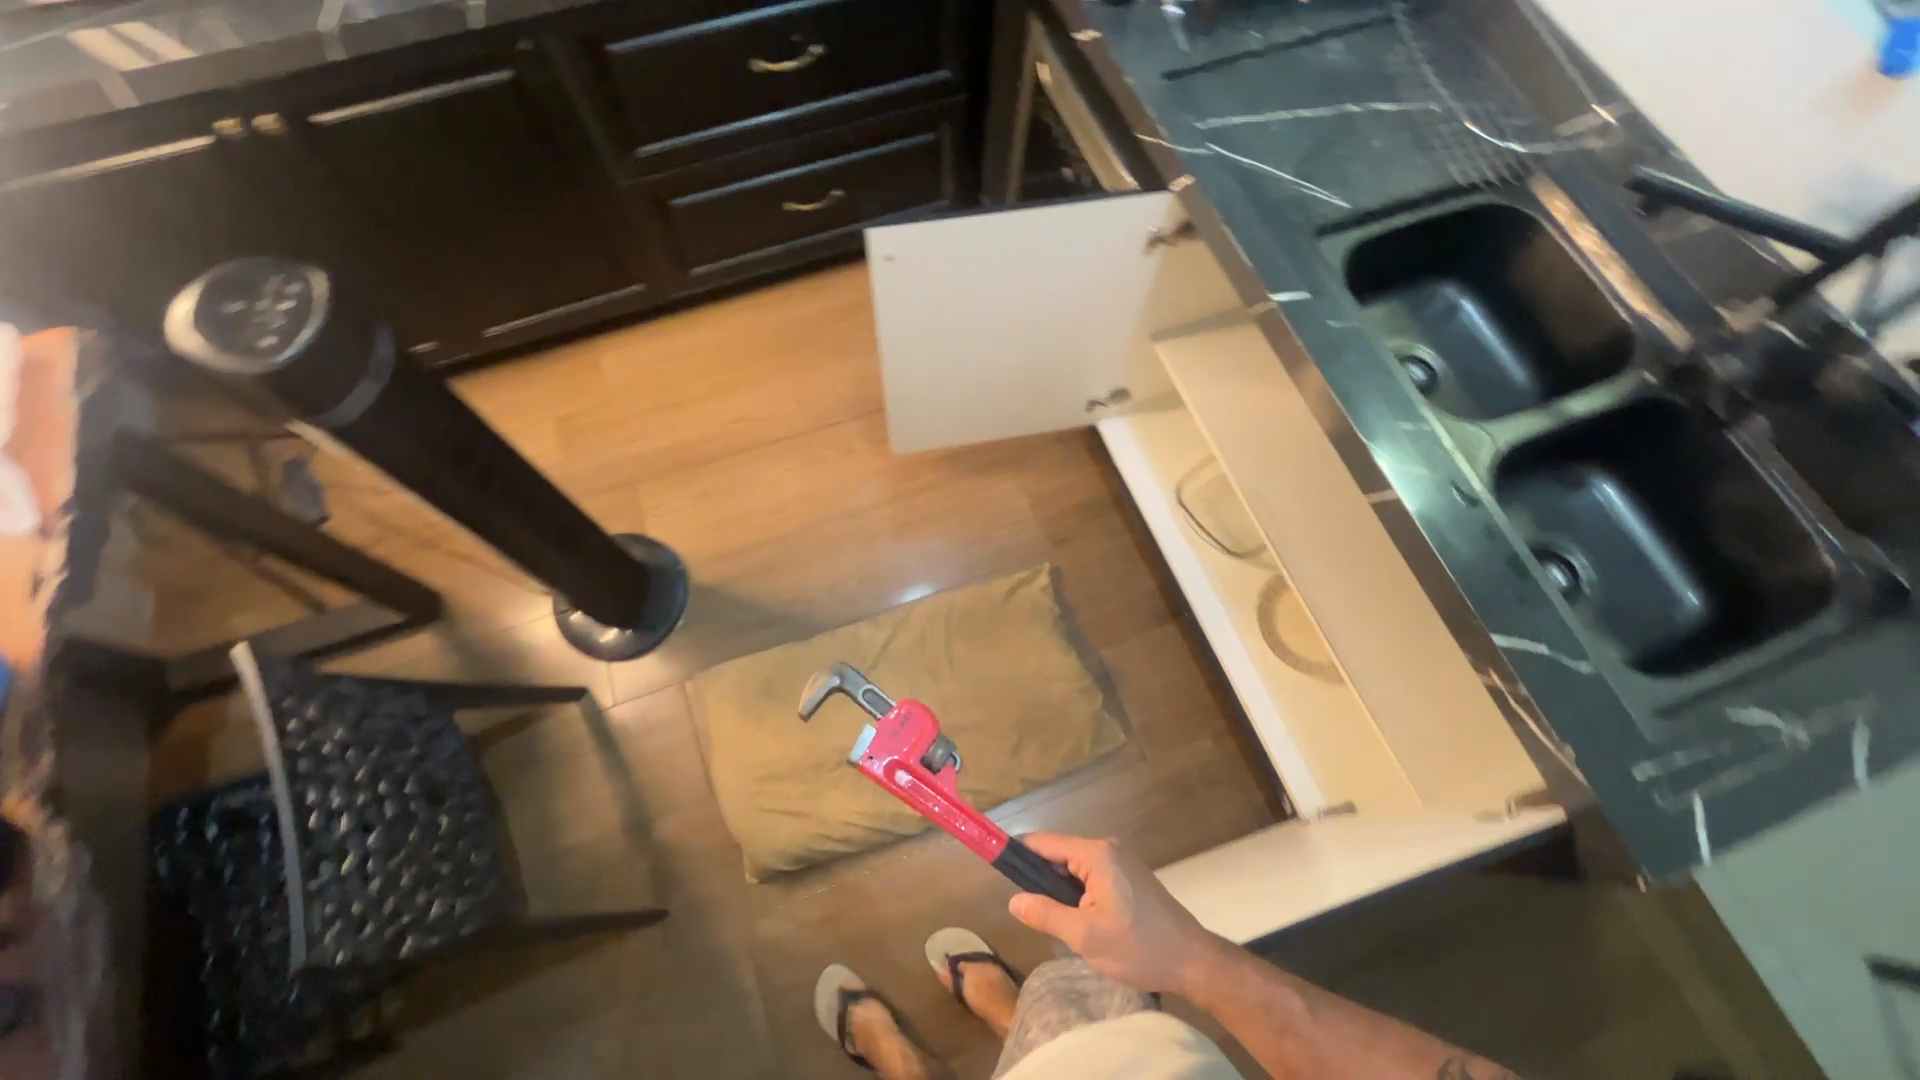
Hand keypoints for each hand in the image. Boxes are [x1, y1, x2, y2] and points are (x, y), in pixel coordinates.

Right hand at [1007, 833, 1220, 994]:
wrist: (1192, 961)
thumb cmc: (1138, 947)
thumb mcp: (1085, 937)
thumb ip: (1046, 914)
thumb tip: (1014, 900)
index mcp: (1096, 855)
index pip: (1044, 843)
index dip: (1017, 855)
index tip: (995, 868)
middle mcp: (1107, 848)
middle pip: (1059, 854)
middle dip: (1042, 880)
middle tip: (1032, 914)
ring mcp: (1121, 861)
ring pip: (1074, 869)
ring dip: (1062, 891)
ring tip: (1058, 924)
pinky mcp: (1129, 877)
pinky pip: (1091, 877)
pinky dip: (1079, 894)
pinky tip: (1081, 923)